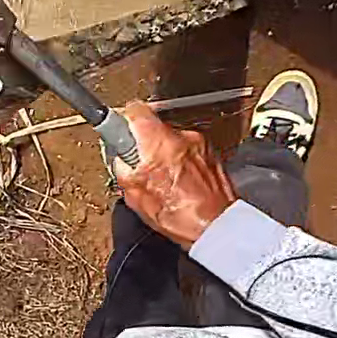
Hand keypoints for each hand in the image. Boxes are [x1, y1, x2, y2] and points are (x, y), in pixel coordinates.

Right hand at [113, 101, 237, 247]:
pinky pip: (186, 149)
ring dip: (163, 154)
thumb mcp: (136, 198)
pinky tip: (180, 183)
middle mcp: (181, 137)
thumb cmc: (182, 217)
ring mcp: (199, 143)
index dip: (123, 122)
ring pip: (170, 139)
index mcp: (159, 145)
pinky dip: (180, 161)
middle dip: (143, 145)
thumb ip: (124, 170)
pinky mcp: (210, 151)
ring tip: (164, 181)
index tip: (119, 133)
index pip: (135, 111)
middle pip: (153, 126)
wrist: (217, 227)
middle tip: (141, 168)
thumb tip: (120, 159)